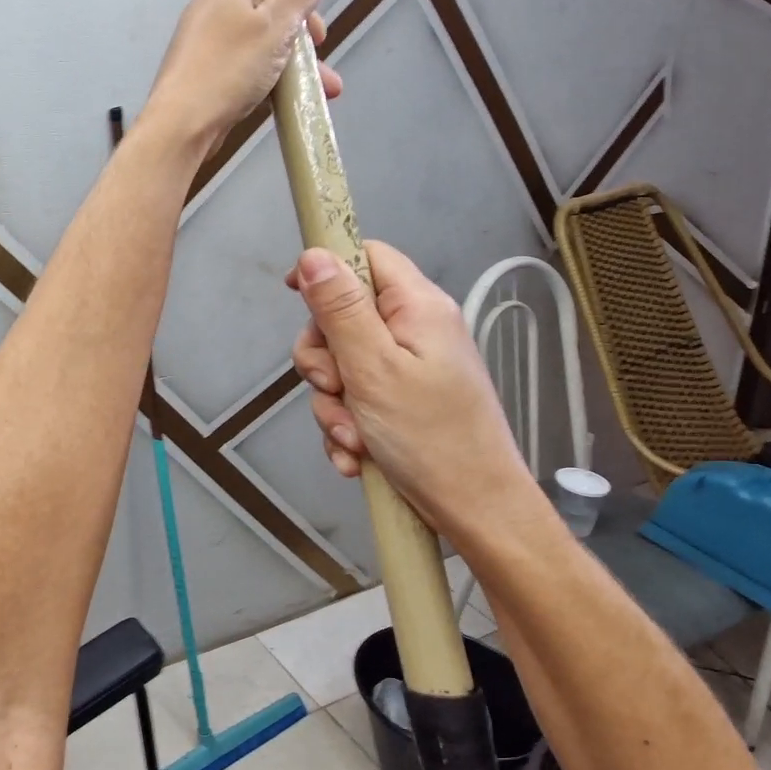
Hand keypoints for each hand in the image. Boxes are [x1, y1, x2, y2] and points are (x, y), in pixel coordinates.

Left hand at [139, 0, 335, 154]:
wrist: (181, 127)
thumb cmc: (227, 68)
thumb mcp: (274, 24)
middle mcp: (211, 9)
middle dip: (295, 13)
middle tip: (318, 37)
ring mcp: (207, 44)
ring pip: (260, 36)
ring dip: (295, 54)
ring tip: (325, 81)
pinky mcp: (208, 76)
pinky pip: (249, 66)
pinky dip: (276, 77)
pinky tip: (303, 97)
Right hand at [284, 241, 534, 536]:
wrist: (477, 514)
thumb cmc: (431, 438)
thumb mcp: (373, 368)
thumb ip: (340, 309)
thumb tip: (314, 255)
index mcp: (418, 309)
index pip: (367, 256)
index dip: (326, 267)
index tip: (294, 294)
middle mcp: (415, 332)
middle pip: (341, 316)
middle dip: (322, 357)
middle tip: (334, 386)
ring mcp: (409, 369)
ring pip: (340, 364)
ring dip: (331, 401)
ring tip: (352, 435)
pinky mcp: (401, 403)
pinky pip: (352, 398)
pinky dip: (345, 423)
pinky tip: (354, 452)